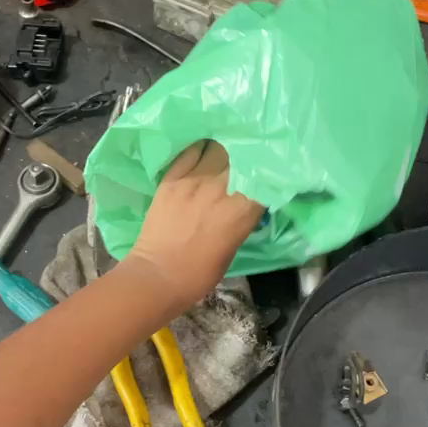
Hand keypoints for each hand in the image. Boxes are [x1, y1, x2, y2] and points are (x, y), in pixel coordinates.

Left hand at [122, 141, 265, 306]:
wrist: (157, 276)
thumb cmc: (199, 273)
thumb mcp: (234, 246)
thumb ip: (243, 218)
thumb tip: (247, 201)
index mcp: (242, 210)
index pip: (265, 179)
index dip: (269, 175)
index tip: (270, 174)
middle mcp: (221, 189)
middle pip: (243, 159)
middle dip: (248, 160)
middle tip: (248, 162)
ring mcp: (194, 180)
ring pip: (218, 150)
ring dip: (224, 152)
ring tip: (226, 155)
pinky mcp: (171, 178)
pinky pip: (190, 152)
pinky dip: (200, 150)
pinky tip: (203, 152)